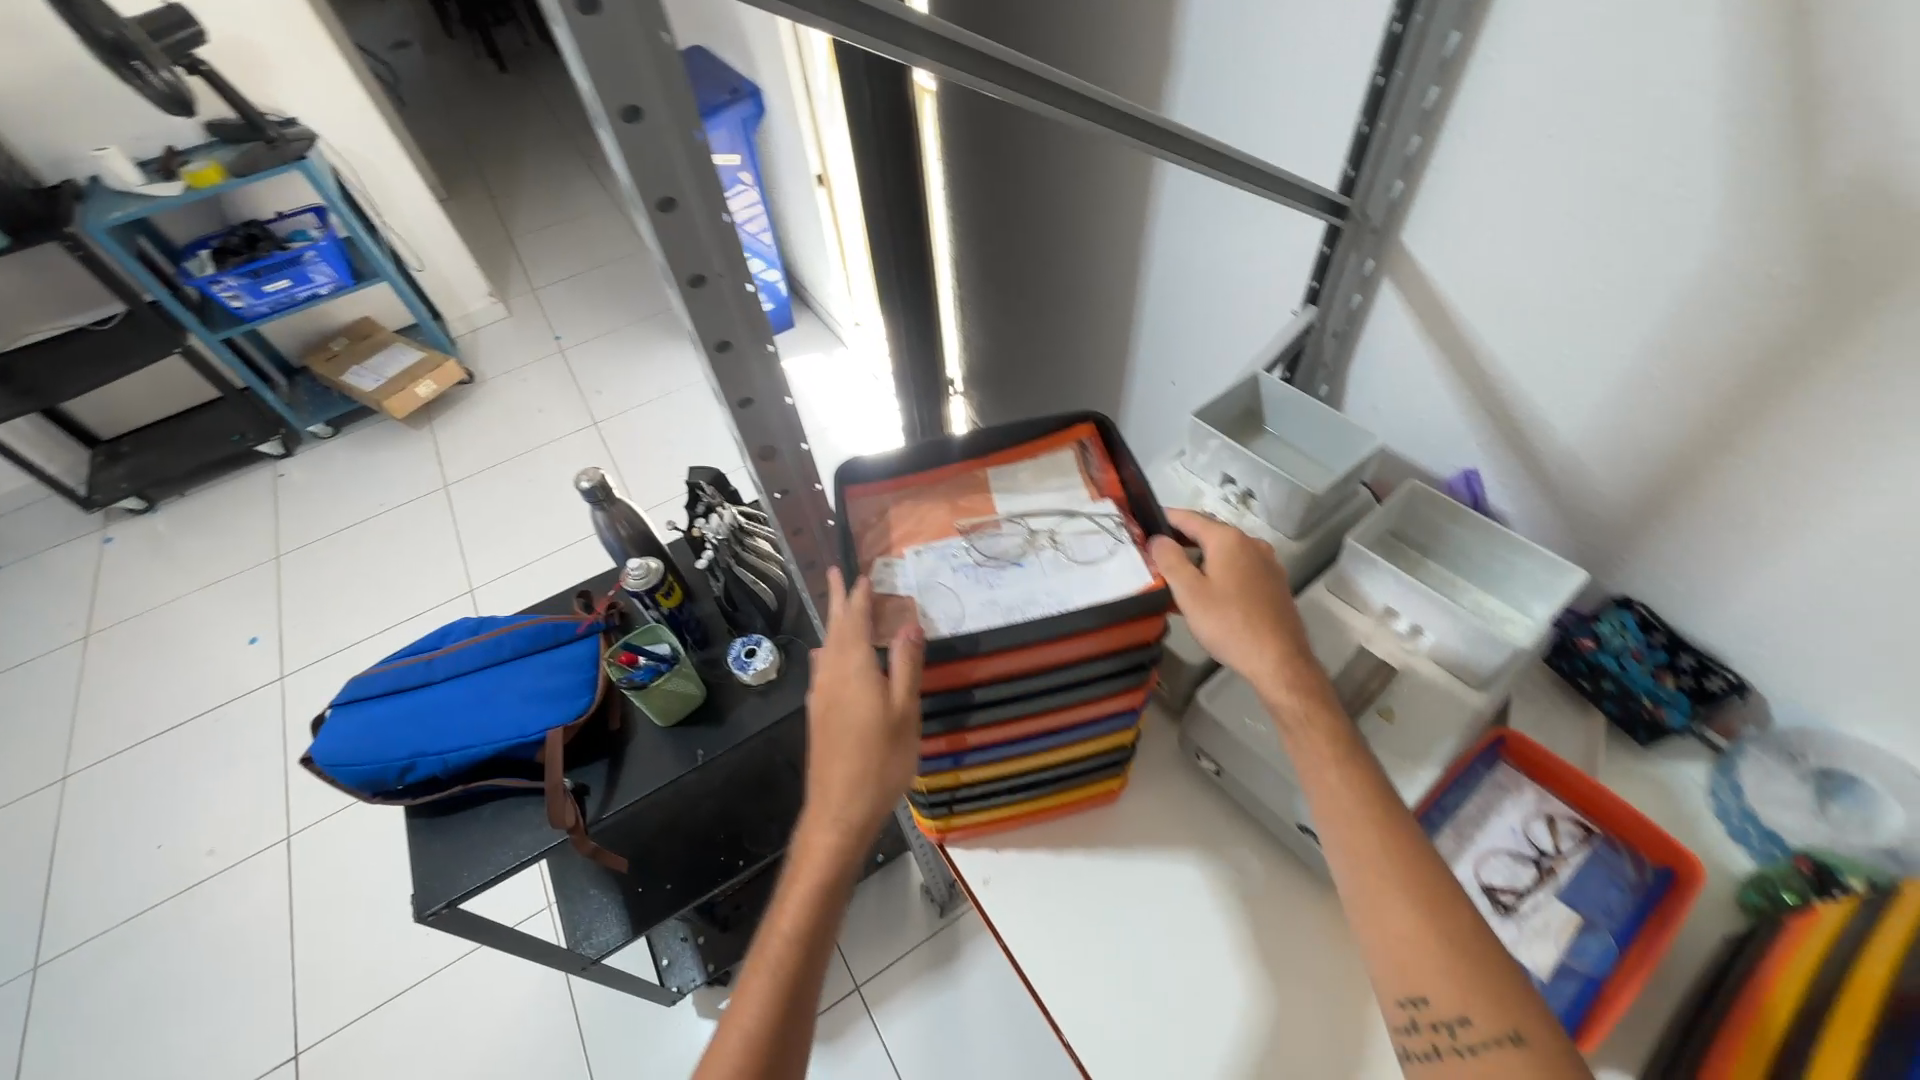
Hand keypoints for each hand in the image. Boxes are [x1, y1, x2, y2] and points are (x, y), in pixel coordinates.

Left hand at [799, 567, 924, 852]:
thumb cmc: (881, 760)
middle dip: (837, 600)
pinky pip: (823, 669)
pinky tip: (828, 657)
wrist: (839, 810)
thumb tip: (908, 624)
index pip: (856, 621)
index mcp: (854, 668)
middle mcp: (831, 675)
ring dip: (833, 624)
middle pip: (835, 629)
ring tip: (838, 608)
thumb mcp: (905, 711)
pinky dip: (830, 651)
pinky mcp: (818, 715)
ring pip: (827, 648)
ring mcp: (821, 696)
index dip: (860, 597)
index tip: (862, 573)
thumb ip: (906, 665)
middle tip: (836, 573)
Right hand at [1148, 509, 1331, 712]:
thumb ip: (1169, 560)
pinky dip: (1220, 569)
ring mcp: (1267, 563)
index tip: (1145, 522)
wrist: (1278, 660)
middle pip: (1209, 533)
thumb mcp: (1189, 593)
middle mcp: (1251, 543)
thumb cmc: (1228, 624)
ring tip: (1178, 572)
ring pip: (1225, 551)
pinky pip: (1240, 567)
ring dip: (1201, 556)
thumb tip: (1157, 538)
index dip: (1165, 518)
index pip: (1190, 518)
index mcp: (1229, 539)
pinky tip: (1209, 590)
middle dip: (1182, 539)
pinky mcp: (1274, 582)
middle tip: (1155, 551)